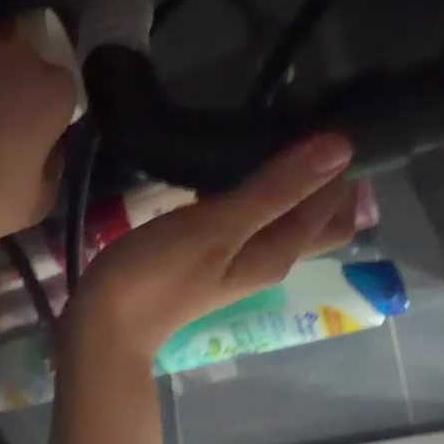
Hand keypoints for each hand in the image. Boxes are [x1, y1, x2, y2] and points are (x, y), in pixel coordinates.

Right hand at [67, 134, 365, 359]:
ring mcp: (231, 259)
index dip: (340, 167)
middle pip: (311, 217)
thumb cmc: (158, 276)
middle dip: (318, 176)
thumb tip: (340, 147)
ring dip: (280, 181)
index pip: (335, 210)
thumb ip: (275, 189)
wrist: (103, 326)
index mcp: (279, 253)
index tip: (325, 117)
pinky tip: (220, 169)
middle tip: (300, 126)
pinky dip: (243, 191)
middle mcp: (265, 258)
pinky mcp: (201, 255)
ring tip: (265, 134)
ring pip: (274, 215)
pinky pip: (239, 217)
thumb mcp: (217, 227)